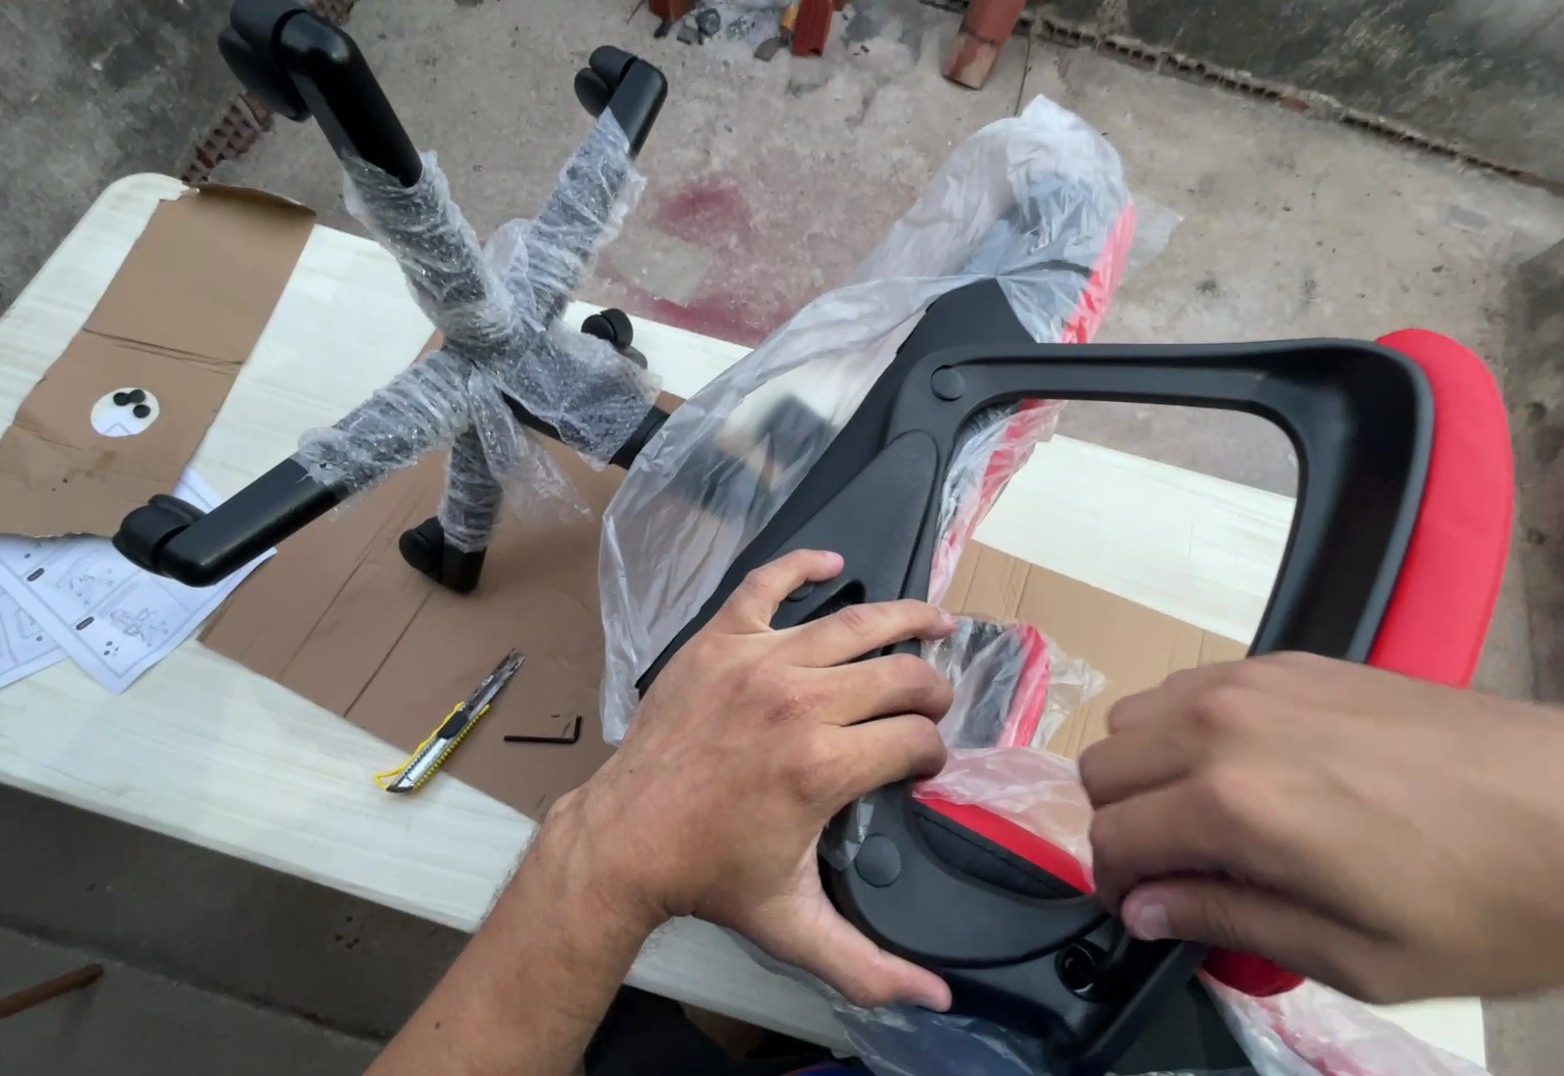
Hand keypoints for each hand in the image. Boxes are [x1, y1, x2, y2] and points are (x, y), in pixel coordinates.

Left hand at [544, 549, 957, 1009]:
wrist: (626, 837)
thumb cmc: (709, 874)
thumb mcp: (793, 925)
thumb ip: (868, 966)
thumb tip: (937, 1002)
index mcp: (823, 767)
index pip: (916, 740)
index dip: (934, 753)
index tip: (923, 765)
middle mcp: (799, 703)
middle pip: (900, 676)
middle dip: (930, 690)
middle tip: (930, 704)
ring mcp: (758, 662)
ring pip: (854, 623)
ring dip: (906, 618)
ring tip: (935, 621)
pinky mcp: (721, 640)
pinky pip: (768, 585)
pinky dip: (803, 565)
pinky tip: (832, 561)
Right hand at [1079, 652, 1563, 1001]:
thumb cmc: (1491, 905)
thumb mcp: (1358, 956)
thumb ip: (1226, 921)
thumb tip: (1143, 911)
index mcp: (1231, 803)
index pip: (1111, 835)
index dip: (1114, 882)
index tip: (1143, 906)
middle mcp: (1217, 727)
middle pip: (1099, 767)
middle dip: (1119, 822)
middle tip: (1173, 862)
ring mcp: (1246, 682)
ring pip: (1131, 719)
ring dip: (1145, 769)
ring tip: (1204, 807)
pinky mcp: (1279, 661)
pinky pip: (1184, 688)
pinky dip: (1183, 729)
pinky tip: (1245, 762)